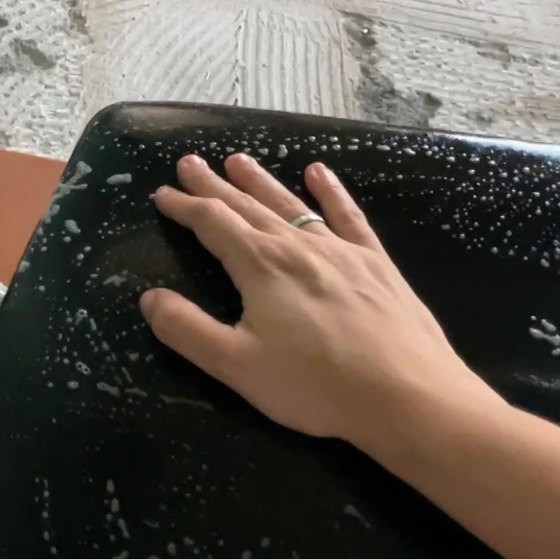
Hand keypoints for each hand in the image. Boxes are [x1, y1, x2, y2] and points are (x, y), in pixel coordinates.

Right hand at [139, 154, 499, 445]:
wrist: (411, 399)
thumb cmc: (315, 385)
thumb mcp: (235, 365)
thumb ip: (186, 328)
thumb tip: (149, 297)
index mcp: (260, 266)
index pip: (212, 224)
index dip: (184, 206)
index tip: (162, 193)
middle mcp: (296, 246)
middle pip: (246, 206)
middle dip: (213, 184)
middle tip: (189, 162)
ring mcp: (340, 251)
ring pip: (290, 204)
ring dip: (260, 180)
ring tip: (238, 160)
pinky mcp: (376, 264)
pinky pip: (348, 217)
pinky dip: (331, 192)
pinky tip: (319, 172)